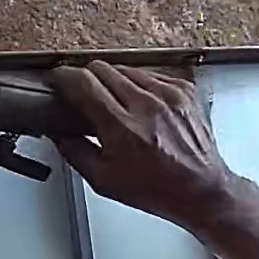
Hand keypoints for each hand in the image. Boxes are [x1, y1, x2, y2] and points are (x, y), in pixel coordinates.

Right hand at [50, 61, 247, 232]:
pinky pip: (150, 74)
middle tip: (81, 93)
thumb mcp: (104, 181)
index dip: (63, 77)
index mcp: (123, 129)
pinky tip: (139, 104)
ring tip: (112, 103)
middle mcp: (147, 106)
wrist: (201, 190)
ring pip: (125, 68)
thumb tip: (58, 133)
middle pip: (102, 69)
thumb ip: (74, 153)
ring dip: (111, 80)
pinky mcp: (183, 90)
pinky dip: (138, 85)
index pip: (83, 84)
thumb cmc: (157, 189)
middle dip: (85, 77)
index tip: (57, 79)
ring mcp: (168, 95)